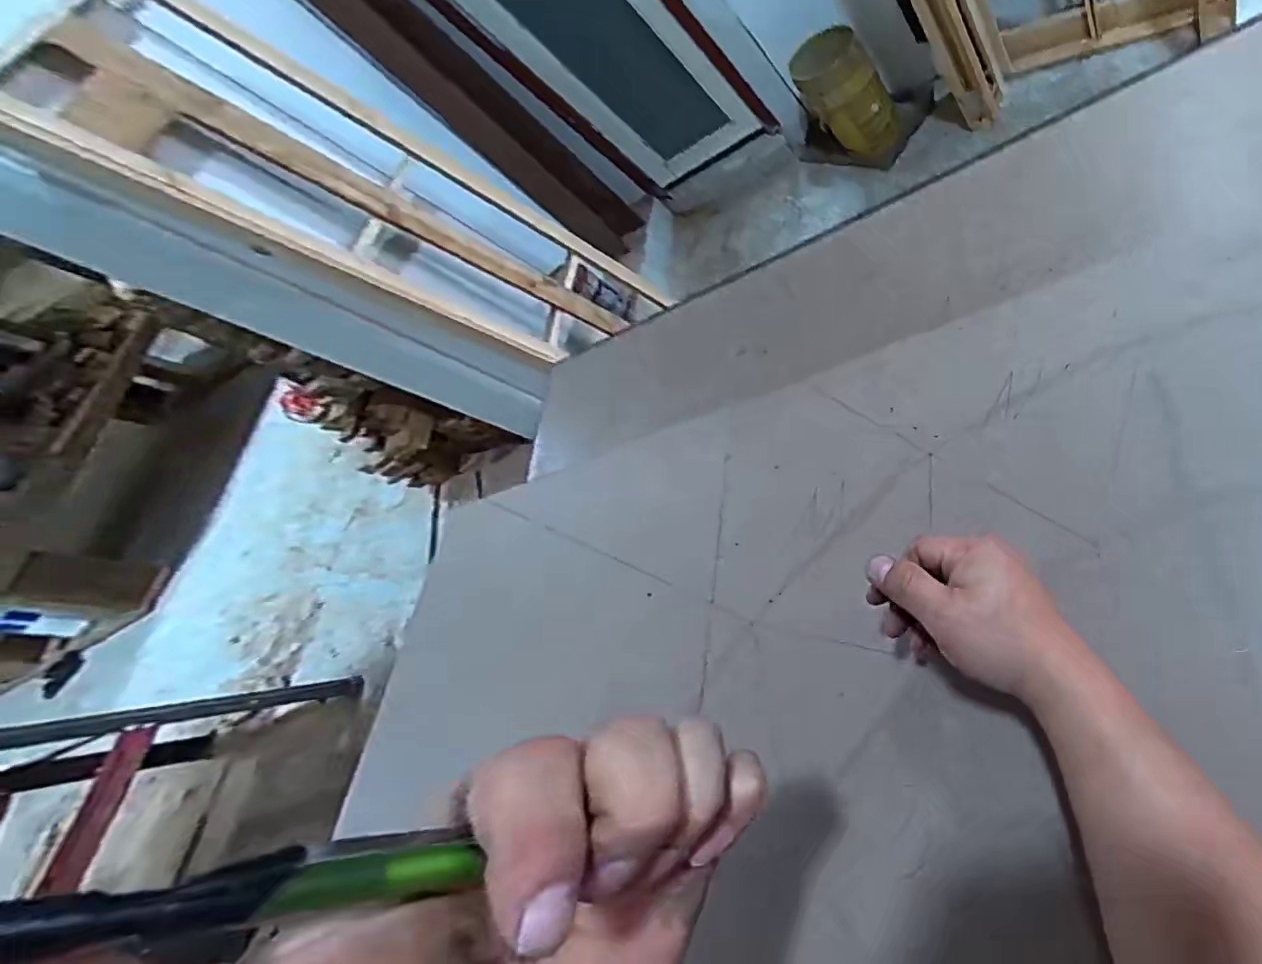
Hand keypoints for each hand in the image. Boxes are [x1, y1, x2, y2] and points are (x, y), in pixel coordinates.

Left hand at [266, 718, 764, 963]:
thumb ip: (325, 941)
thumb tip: (107, 951)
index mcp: (486, 816)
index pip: (529, 766)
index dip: (545, 835)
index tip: (541, 930)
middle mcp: (571, 792)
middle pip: (630, 734)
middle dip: (632, 820)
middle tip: (606, 893)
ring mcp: (641, 805)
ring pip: (691, 738)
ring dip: (685, 812)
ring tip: (652, 879)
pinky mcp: (697, 826)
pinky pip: (740, 769)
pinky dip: (736, 801)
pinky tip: (704, 853)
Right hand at [866, 535, 1084, 699]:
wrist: (1054, 672)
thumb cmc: (994, 638)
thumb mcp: (941, 613)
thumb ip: (905, 586)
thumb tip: (875, 562)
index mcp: (973, 549)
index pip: (919, 551)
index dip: (894, 578)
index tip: (878, 609)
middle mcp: (991, 555)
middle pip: (935, 571)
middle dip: (910, 603)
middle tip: (894, 635)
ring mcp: (1006, 578)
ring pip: (951, 591)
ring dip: (928, 618)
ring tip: (921, 649)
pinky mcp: (1014, 602)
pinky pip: (972, 602)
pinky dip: (952, 622)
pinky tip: (944, 649)